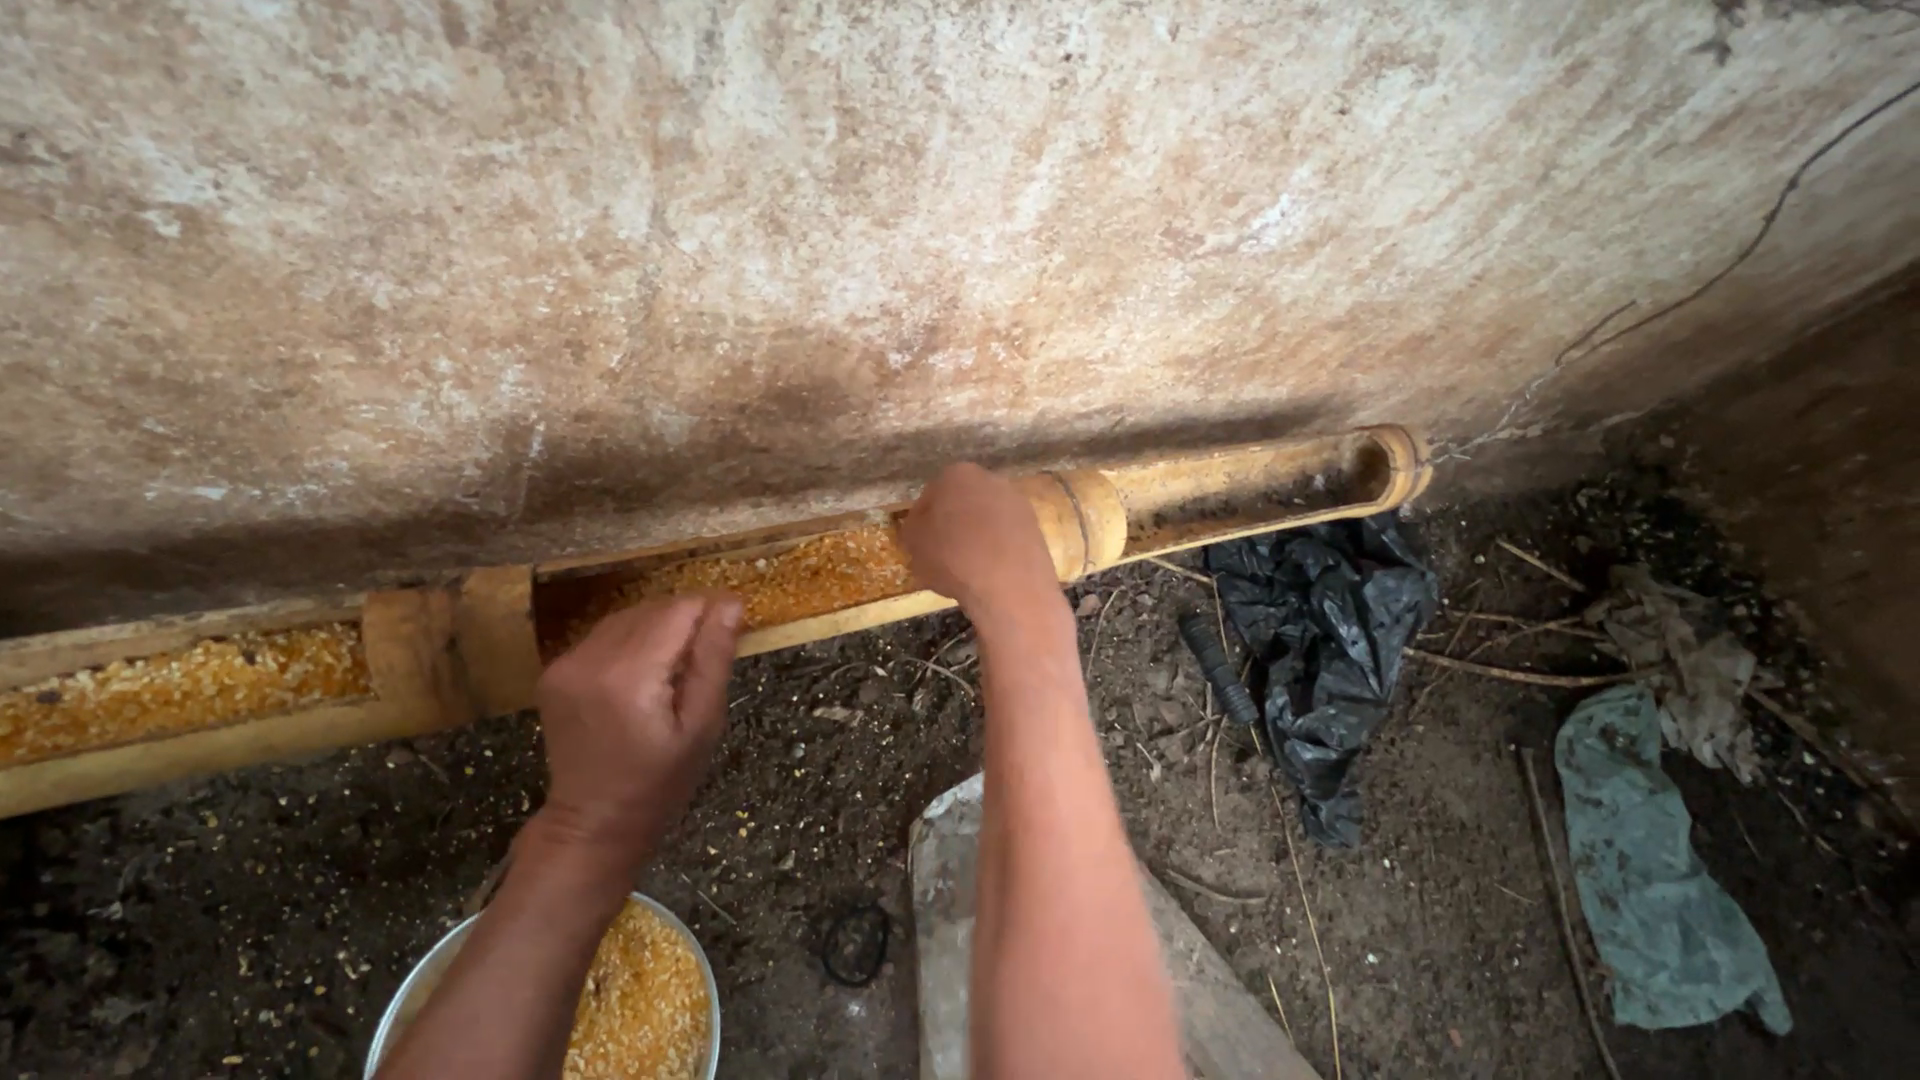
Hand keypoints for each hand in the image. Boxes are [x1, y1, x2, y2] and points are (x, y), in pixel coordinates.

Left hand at [530, 593, 742, 872]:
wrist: (593, 823)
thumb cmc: (661, 783)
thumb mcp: (702, 725)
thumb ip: (714, 658)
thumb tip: (731, 602)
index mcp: (630, 675)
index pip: (678, 610)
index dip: (710, 610)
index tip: (732, 625)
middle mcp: (590, 659)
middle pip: (652, 608)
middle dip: (685, 620)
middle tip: (707, 655)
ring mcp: (566, 664)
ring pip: (627, 617)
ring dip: (658, 628)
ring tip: (677, 665)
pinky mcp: (555, 672)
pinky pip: (604, 636)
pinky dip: (631, 642)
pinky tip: (643, 673)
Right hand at [901, 463, 1058, 611]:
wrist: (1008, 584)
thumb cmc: (952, 557)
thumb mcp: (913, 544)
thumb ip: (913, 527)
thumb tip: (922, 525)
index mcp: (956, 474)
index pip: (931, 495)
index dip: (924, 521)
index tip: (922, 543)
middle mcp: (990, 479)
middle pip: (963, 502)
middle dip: (954, 524)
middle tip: (944, 554)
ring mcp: (1017, 502)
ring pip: (987, 519)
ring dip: (978, 536)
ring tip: (969, 567)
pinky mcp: (1036, 526)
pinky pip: (1007, 536)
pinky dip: (998, 549)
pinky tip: (991, 571)